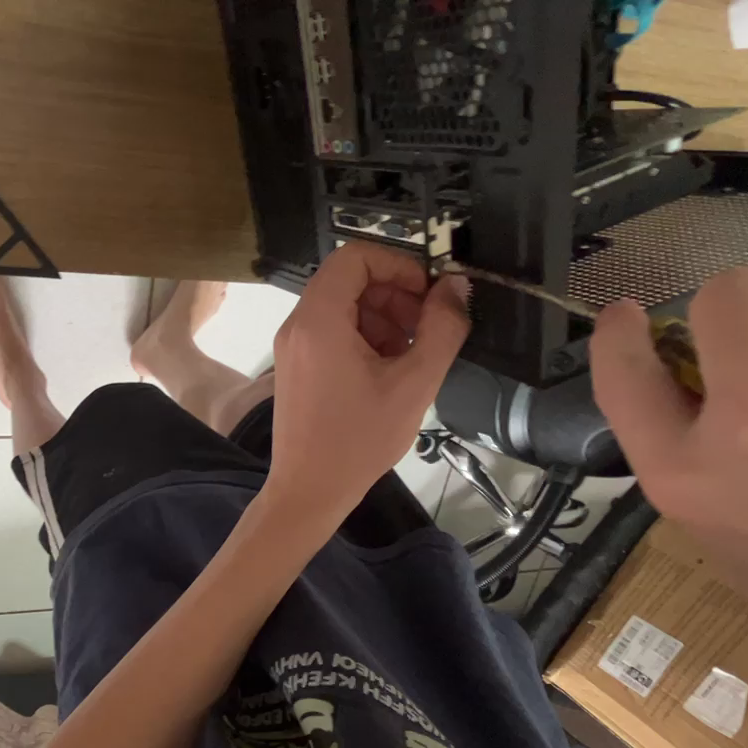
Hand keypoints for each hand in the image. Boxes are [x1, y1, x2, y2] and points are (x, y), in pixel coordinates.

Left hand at [265, 242, 470, 524]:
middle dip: (394, 296)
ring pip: (342, 308)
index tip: (427, 294)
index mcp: (318, 321)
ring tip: (409, 356)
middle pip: (349, 281)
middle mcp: (297, 327)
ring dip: (383, 319)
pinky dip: (363, 340)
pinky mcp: (295, 369)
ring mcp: (292, 349)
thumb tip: (455, 287)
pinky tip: (387, 372)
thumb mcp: (414, 382)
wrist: (309, 490)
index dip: (398, 265)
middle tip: (426, 328)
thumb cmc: (357, 442)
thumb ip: (442, 327)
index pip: (355, 257)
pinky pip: (330, 334)